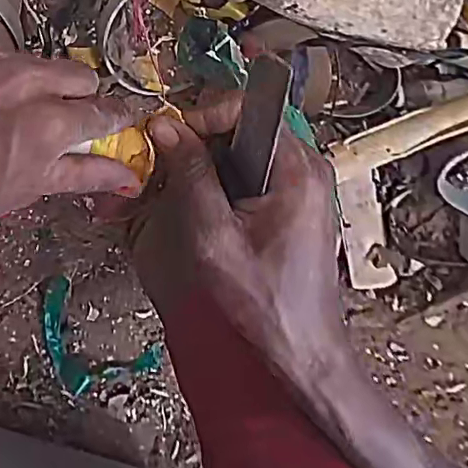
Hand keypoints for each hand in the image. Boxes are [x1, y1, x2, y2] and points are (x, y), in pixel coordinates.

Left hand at [0, 51, 139, 308]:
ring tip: (31, 116)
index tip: (126, 123)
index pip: (101, 110)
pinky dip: (9, 79)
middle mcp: (15, 83)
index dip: (120, 118)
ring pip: (38, 63)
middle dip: (83, 99)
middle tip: (74, 126)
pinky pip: (0, 61)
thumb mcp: (18, 194)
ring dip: (47, 85)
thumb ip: (76, 173)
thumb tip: (123, 175)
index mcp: (38, 125)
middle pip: (77, 75)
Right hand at [136, 96, 347, 377]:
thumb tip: (164, 126)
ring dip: (200, 166)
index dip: (201, 115)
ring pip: (236, 150)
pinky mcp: (287, 204)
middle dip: (195, 143)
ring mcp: (298, 187)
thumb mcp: (214, 236)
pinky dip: (213, 184)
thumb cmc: (265, 306)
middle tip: (164, 167)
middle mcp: (303, 170)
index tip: (172, 137)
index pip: (245, 107)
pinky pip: (242, 174)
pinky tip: (196, 211)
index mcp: (297, 170)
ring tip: (175, 193)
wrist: (299, 359)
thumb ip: (189, 174)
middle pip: (238, 127)